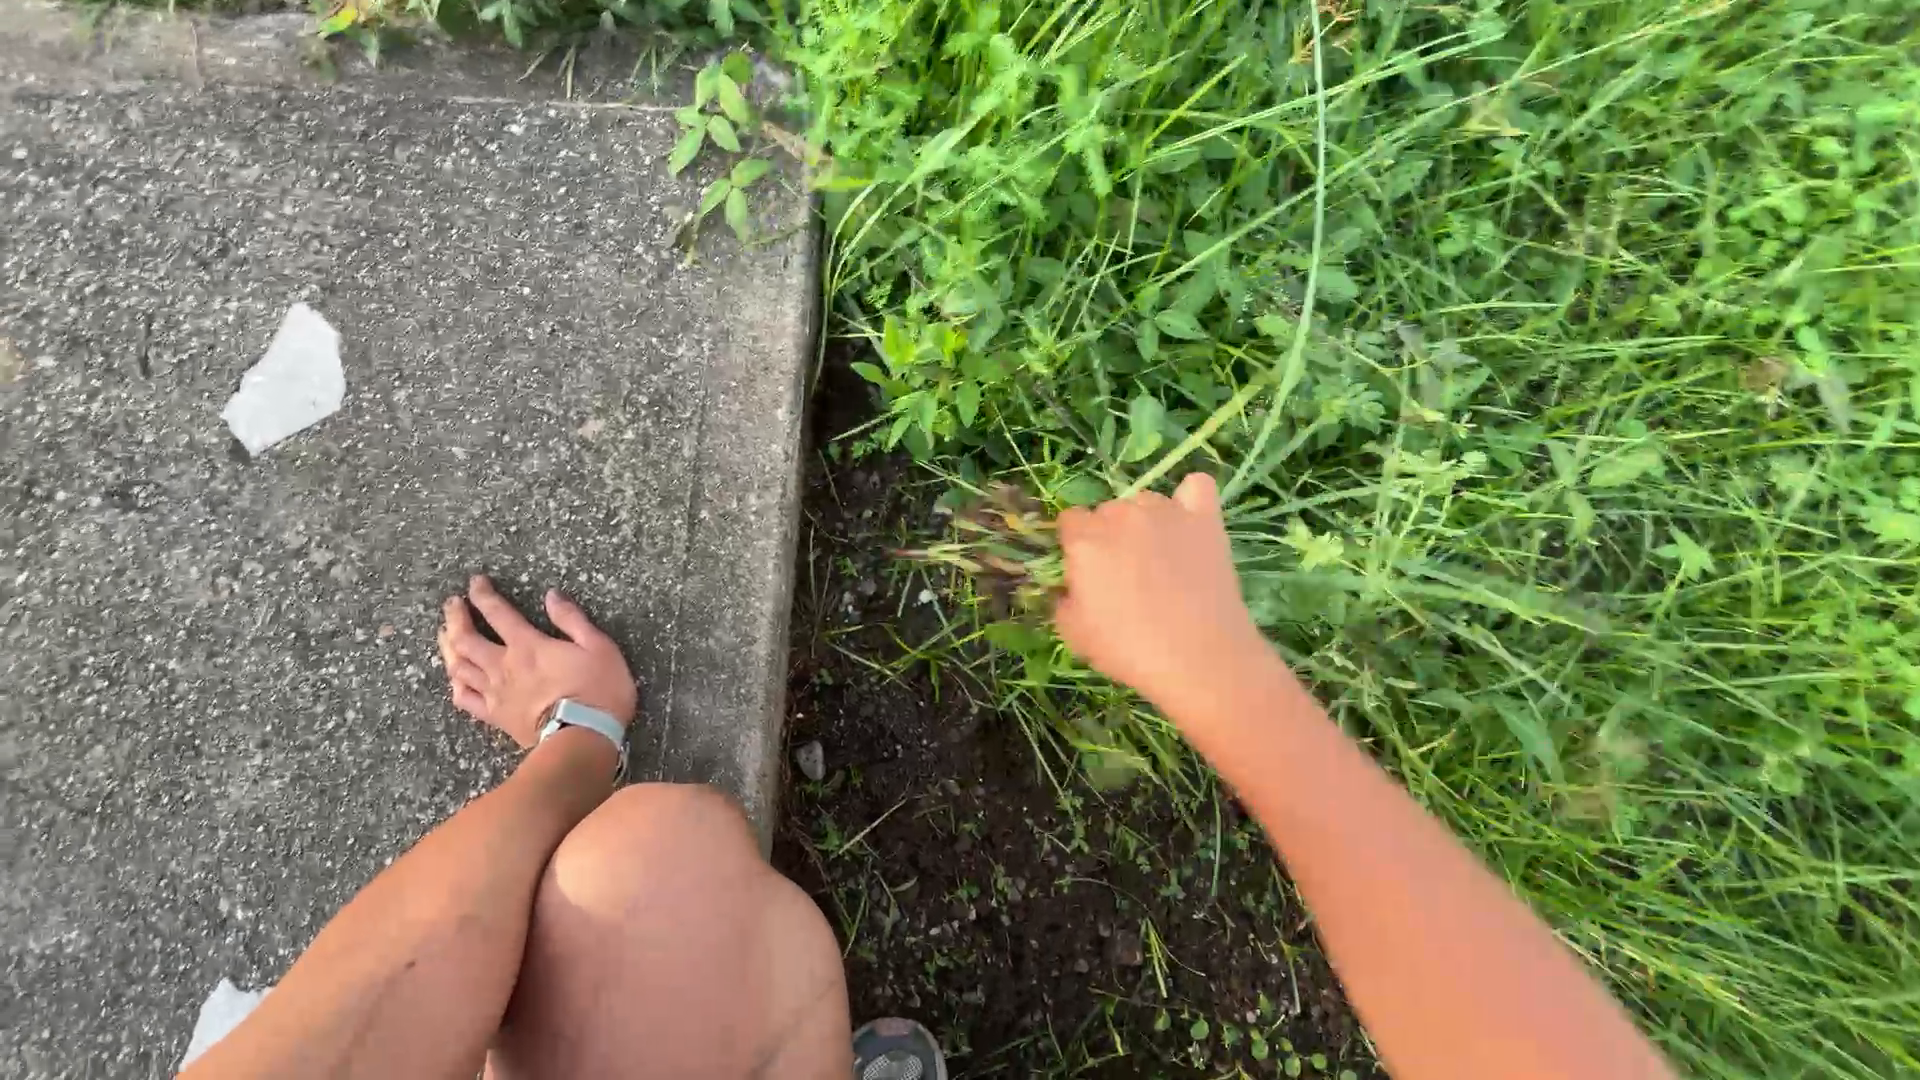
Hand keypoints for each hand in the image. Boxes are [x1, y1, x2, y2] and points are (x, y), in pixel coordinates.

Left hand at [436, 575, 637, 746]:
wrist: (583, 737)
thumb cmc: (598, 689)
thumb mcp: (598, 646)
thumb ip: (572, 620)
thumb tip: (551, 595)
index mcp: (528, 645)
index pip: (498, 612)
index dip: (483, 594)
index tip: (474, 582)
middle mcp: (503, 665)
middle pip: (466, 638)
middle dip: (455, 617)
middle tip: (451, 604)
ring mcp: (495, 692)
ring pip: (458, 667)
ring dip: (448, 647)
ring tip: (444, 634)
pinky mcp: (495, 716)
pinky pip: (465, 699)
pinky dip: (456, 684)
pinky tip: (455, 678)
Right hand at [1054, 473, 1269, 710]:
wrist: (1199, 658)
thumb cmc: (1128, 649)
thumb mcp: (1074, 634)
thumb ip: (1061, 600)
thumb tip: (1067, 586)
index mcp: (1085, 541)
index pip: (1069, 520)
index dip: (1075, 544)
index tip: (1085, 570)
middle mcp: (1122, 516)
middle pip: (1107, 510)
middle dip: (1108, 535)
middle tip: (1122, 573)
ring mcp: (1166, 512)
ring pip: (1145, 501)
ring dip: (1144, 521)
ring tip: (1158, 557)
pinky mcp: (1205, 519)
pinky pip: (1196, 486)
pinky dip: (1189, 499)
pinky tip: (1188, 520)